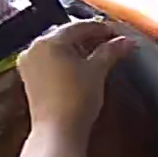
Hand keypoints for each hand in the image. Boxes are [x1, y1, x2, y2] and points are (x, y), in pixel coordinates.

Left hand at [17, 19, 135, 137]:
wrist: (58, 130)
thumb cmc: (77, 97)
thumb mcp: (98, 70)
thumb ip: (112, 51)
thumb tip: (127, 41)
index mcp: (49, 41)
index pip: (80, 26)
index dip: (102, 28)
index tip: (120, 34)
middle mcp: (34, 48)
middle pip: (67, 34)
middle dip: (91, 37)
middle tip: (113, 43)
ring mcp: (30, 63)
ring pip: (59, 47)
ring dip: (80, 48)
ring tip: (101, 54)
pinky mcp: (31, 77)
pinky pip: (52, 59)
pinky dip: (68, 59)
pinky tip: (83, 66)